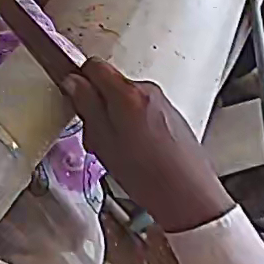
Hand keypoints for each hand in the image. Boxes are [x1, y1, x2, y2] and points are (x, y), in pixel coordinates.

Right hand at [60, 58, 234, 233]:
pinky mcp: (173, 116)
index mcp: (127, 93)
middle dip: (98, 103)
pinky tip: (136, 152)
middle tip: (96, 135)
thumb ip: (86, 105)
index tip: (77, 100)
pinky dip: (134, 124)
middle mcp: (147, 90)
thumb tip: (73, 81)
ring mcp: (163, 102)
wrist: (190, 198)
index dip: (80, 81)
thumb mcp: (103, 141)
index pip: (94, 65)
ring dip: (116, 116)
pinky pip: (143, 110)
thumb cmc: (147, 174)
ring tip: (117, 150)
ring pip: (126, 98)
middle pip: (111, 83)